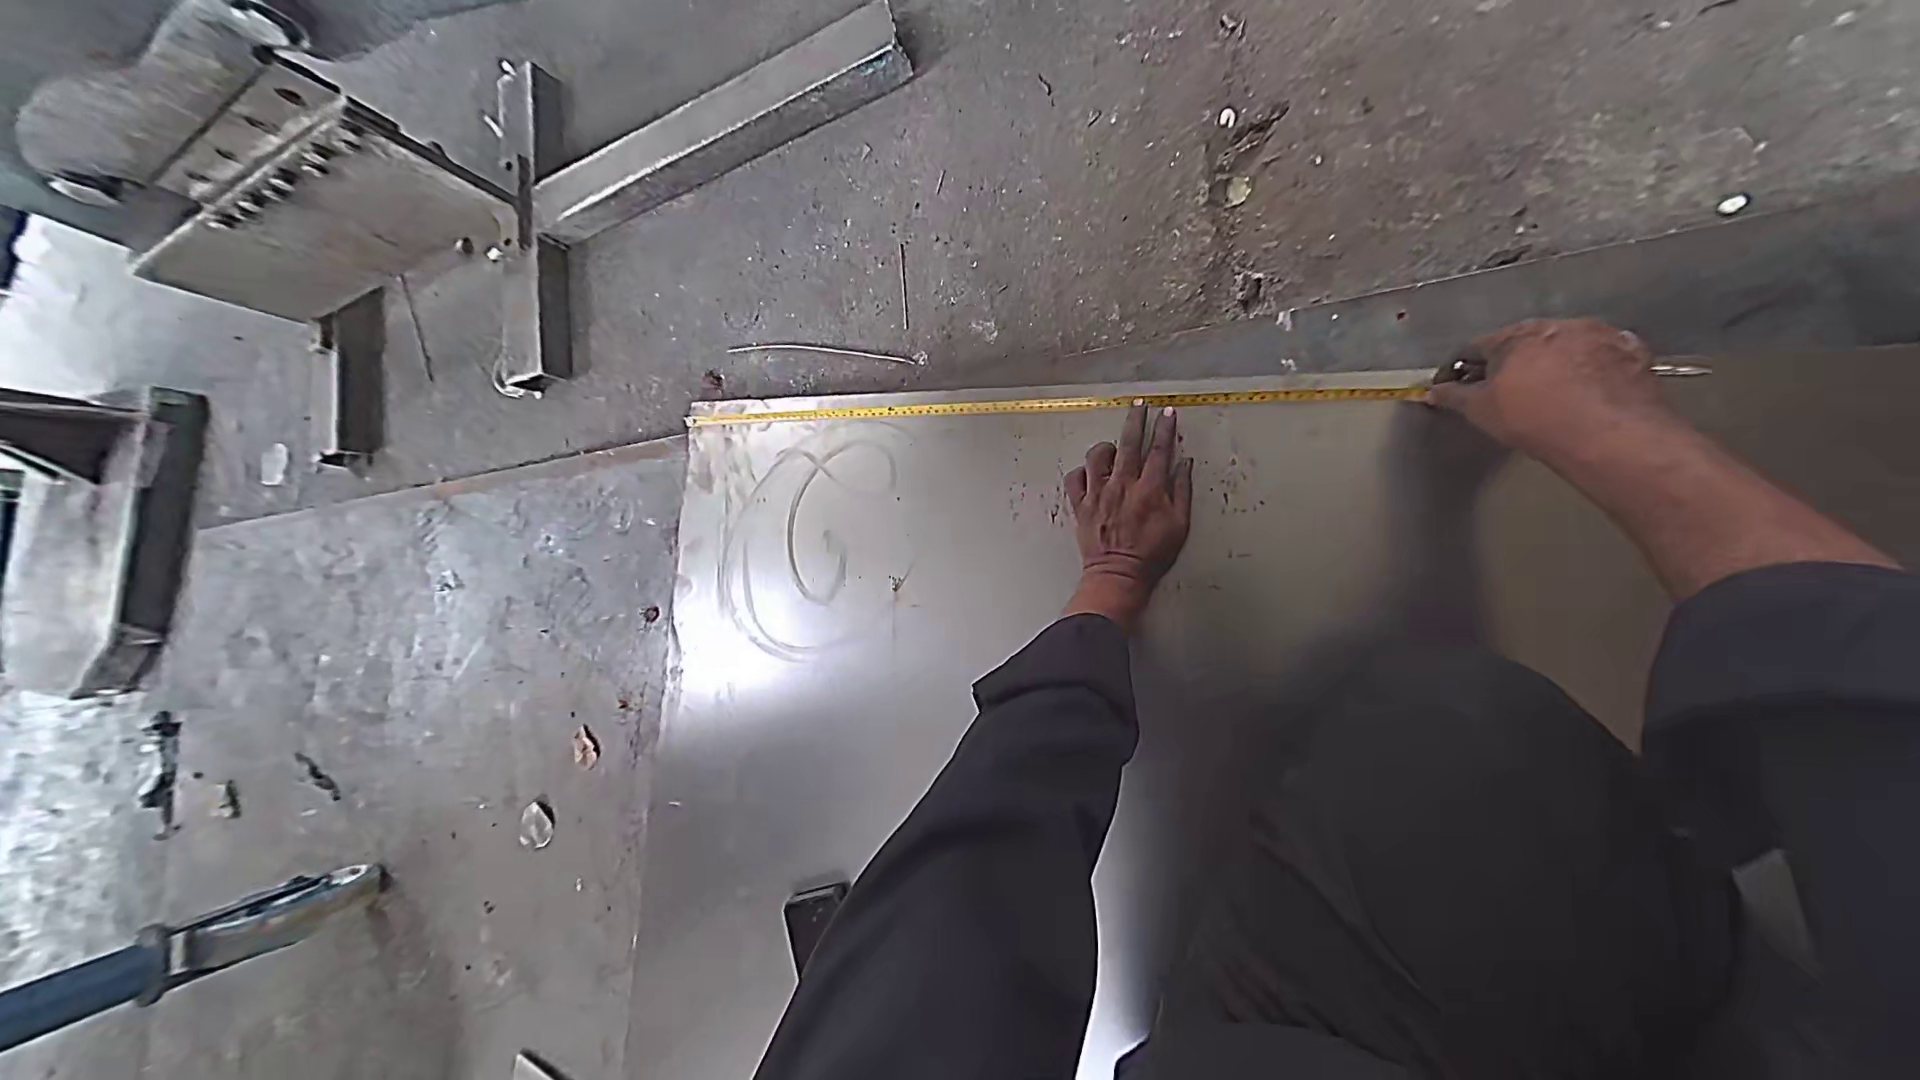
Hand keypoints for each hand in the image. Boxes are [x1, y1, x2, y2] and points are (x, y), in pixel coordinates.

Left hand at [1062, 405, 1194, 631]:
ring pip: (1098, 455)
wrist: (1118, 575)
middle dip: (1136, 419)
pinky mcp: (1081, 505)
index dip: (1165, 428)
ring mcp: (1098, 494)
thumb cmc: (1152, 555)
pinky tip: (1090, 473)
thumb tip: (1185, 464)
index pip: (1160, 449)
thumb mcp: (1179, 525)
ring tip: (1113, 448)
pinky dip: (1082, 472)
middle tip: (1140, 404)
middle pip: (1129, 442)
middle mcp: (1122, 485)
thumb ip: (1182, 491)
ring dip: (1107, 446)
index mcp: (1150, 489)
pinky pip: (1075, 478)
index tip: (1168, 412)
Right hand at [1426, 318, 1688, 465]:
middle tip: (1493, 390)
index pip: (1474, 347)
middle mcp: (1559, 325)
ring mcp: (1601, 335)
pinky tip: (1575, 393)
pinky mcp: (1632, 351)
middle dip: (1504, 363)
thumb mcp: (1479, 410)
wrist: (1609, 434)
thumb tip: (1436, 391)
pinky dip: (1581, 369)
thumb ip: (1453, 396)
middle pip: (1520, 342)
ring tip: (1537, 393)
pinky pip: (1595, 356)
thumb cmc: (1533, 418)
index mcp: (1516, 336)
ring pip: (1560, 346)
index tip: (1451, 386)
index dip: (1457, 368)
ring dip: (1544, 364)